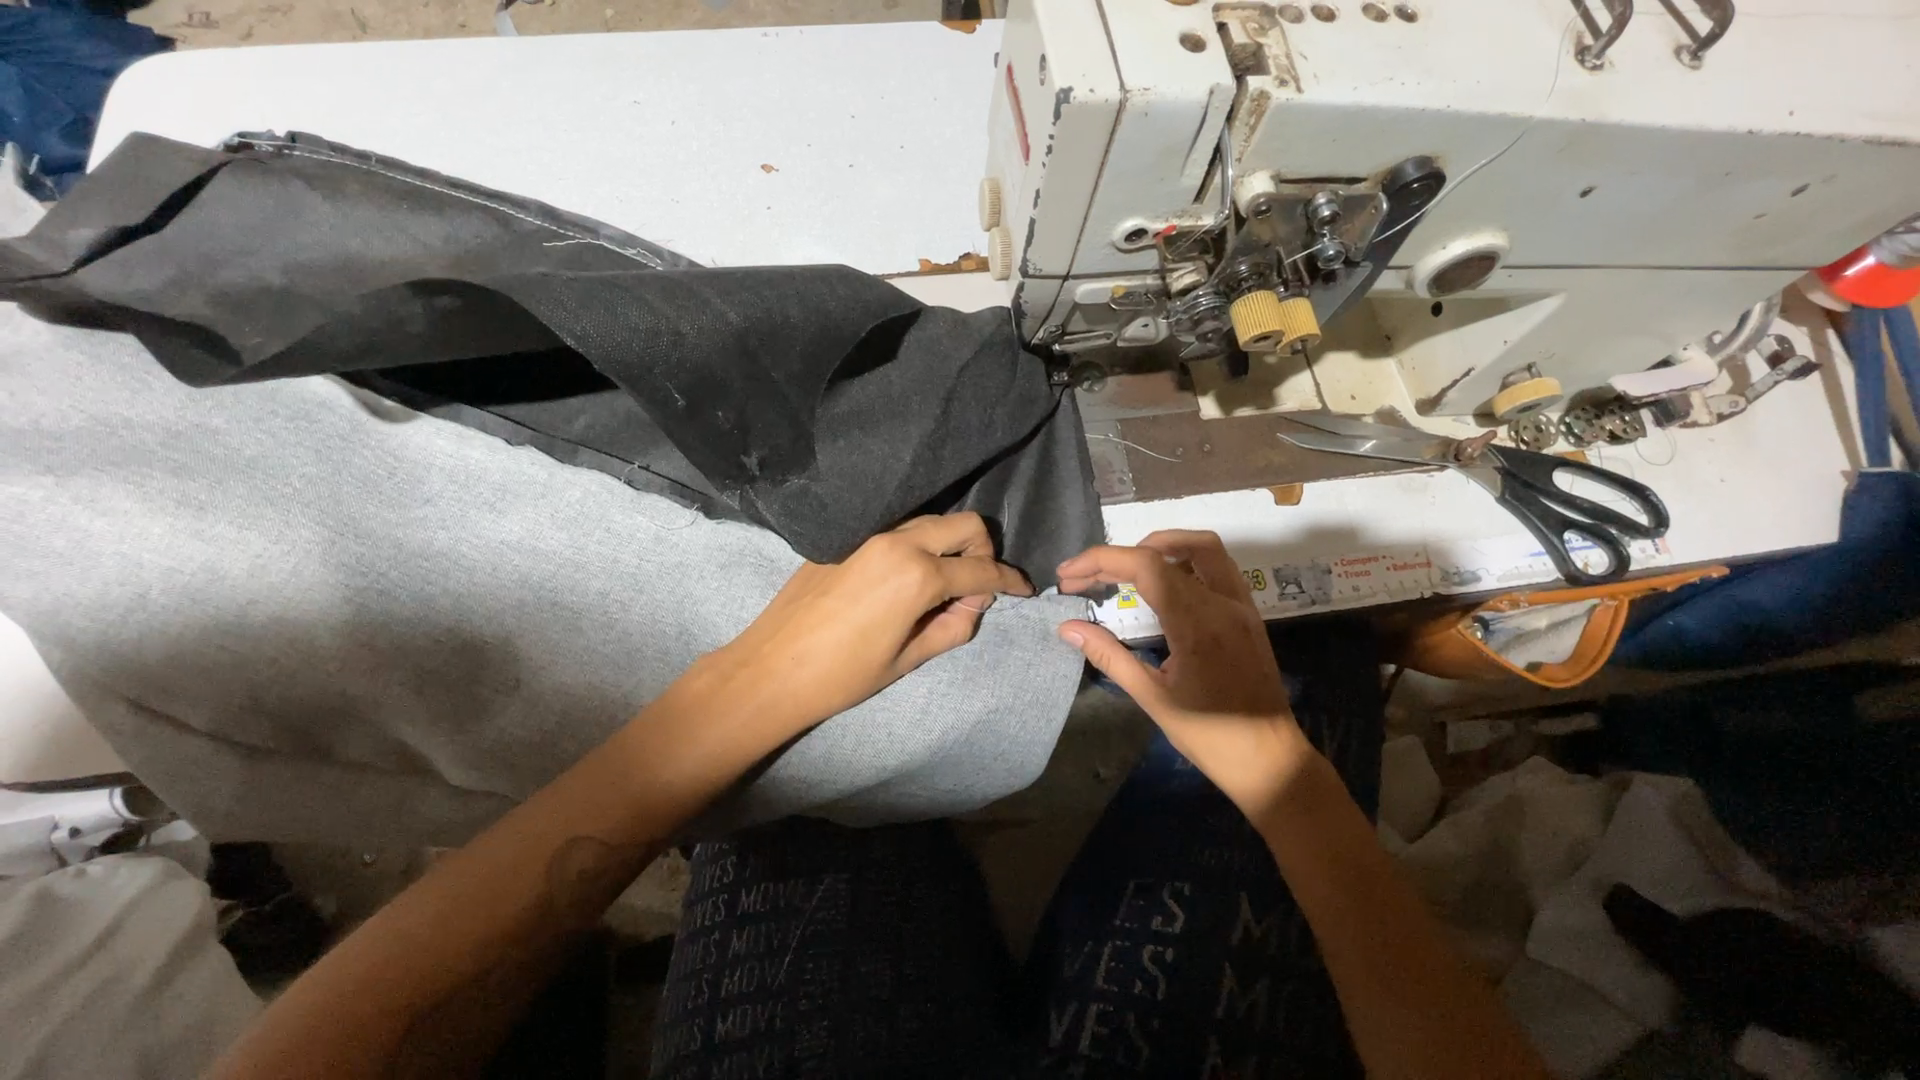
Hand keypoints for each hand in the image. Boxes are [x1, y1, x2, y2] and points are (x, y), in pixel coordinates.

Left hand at [700, 512, 1031, 733]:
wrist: (770, 670)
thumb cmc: (842, 676)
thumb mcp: (908, 659)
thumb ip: (953, 626)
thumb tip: (971, 605)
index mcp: (918, 575)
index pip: (982, 569)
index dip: (1010, 582)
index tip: (1024, 590)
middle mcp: (897, 541)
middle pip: (964, 524)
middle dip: (984, 550)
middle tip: (978, 587)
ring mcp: (868, 535)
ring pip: (930, 521)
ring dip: (950, 545)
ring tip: (942, 587)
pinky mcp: (844, 539)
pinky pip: (897, 530)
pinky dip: (917, 546)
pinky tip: (905, 581)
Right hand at [1055, 531, 1316, 813]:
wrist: (1270, 760)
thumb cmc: (1209, 737)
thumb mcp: (1152, 698)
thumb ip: (1109, 656)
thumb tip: (1068, 628)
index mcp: (1197, 624)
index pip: (1145, 566)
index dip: (1101, 560)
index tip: (1068, 575)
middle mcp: (1223, 603)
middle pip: (1166, 550)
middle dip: (1119, 556)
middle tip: (1087, 577)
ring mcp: (1241, 606)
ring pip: (1202, 547)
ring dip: (1159, 546)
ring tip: (1123, 568)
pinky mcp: (1248, 614)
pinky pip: (1217, 567)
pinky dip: (1184, 561)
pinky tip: (1161, 584)